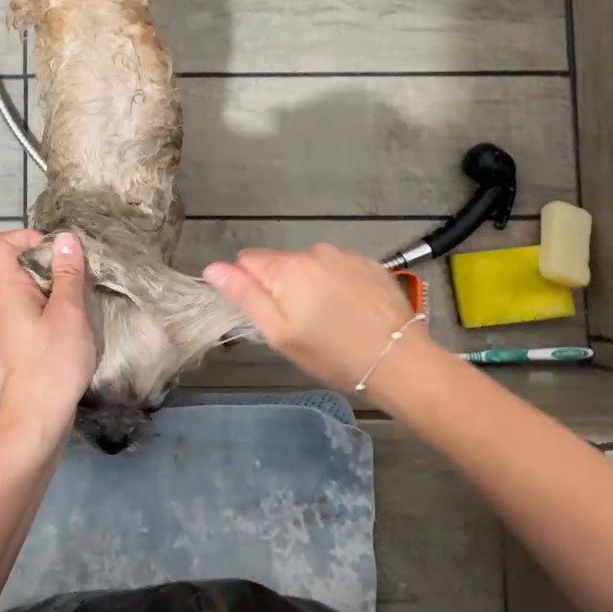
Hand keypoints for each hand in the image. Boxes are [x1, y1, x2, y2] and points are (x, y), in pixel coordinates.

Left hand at [0, 230, 96, 443]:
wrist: (36, 419)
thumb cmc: (52, 363)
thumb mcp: (68, 313)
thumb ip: (67, 274)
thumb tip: (65, 238)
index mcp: (8, 289)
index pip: (1, 243)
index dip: (28, 237)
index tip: (59, 251)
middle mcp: (4, 303)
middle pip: (19, 264)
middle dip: (52, 262)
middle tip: (81, 274)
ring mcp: (13, 325)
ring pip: (33, 290)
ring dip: (59, 288)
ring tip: (85, 298)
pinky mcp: (25, 343)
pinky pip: (38, 312)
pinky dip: (58, 310)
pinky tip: (80, 324)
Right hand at [204, 244, 435, 395]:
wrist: (399, 360)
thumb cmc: (332, 354)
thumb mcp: (279, 333)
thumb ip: (245, 296)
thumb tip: (213, 268)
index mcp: (287, 267)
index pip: (247, 261)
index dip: (250, 287)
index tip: (268, 315)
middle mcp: (315, 251)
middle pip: (280, 262)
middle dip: (281, 287)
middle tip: (299, 325)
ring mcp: (346, 255)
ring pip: (310, 265)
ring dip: (310, 285)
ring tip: (328, 319)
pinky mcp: (370, 264)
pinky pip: (338, 268)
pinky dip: (336, 285)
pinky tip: (350, 311)